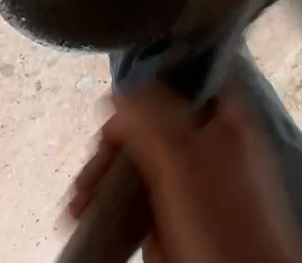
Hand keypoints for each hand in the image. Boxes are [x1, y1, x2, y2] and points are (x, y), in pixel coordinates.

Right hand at [67, 83, 301, 262]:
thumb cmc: (217, 221)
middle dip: (111, 145)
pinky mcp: (179, 219)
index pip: (180, 79)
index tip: (111, 105)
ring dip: (103, 177)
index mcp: (223, 117)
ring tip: (77, 205)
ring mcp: (194, 184)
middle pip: (149, 123)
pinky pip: (138, 199)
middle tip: (88, 172)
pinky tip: (85, 214)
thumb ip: (148, 115)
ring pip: (139, 162)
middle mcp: (210, 144)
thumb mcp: (180, 158)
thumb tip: (118, 90)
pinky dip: (110, 204)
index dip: (145, 84)